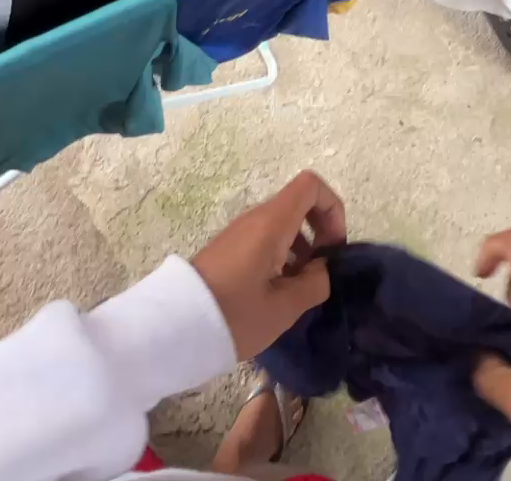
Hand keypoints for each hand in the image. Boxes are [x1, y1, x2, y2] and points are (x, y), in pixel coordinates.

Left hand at [191, 170, 347, 360]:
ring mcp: (241, 230)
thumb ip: (314, 283)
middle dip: (321, 229)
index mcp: (272, 222)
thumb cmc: (235, 314)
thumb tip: (322, 269)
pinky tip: (279, 289)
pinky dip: (283, 253)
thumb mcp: (284, 307)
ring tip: (302, 286)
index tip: (334, 247)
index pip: (311, 185)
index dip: (332, 208)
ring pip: (284, 221)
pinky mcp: (231, 246)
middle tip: (323, 269)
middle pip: (299, 202)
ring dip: (302, 245)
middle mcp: (256, 217)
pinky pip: (267, 236)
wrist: (176, 325)